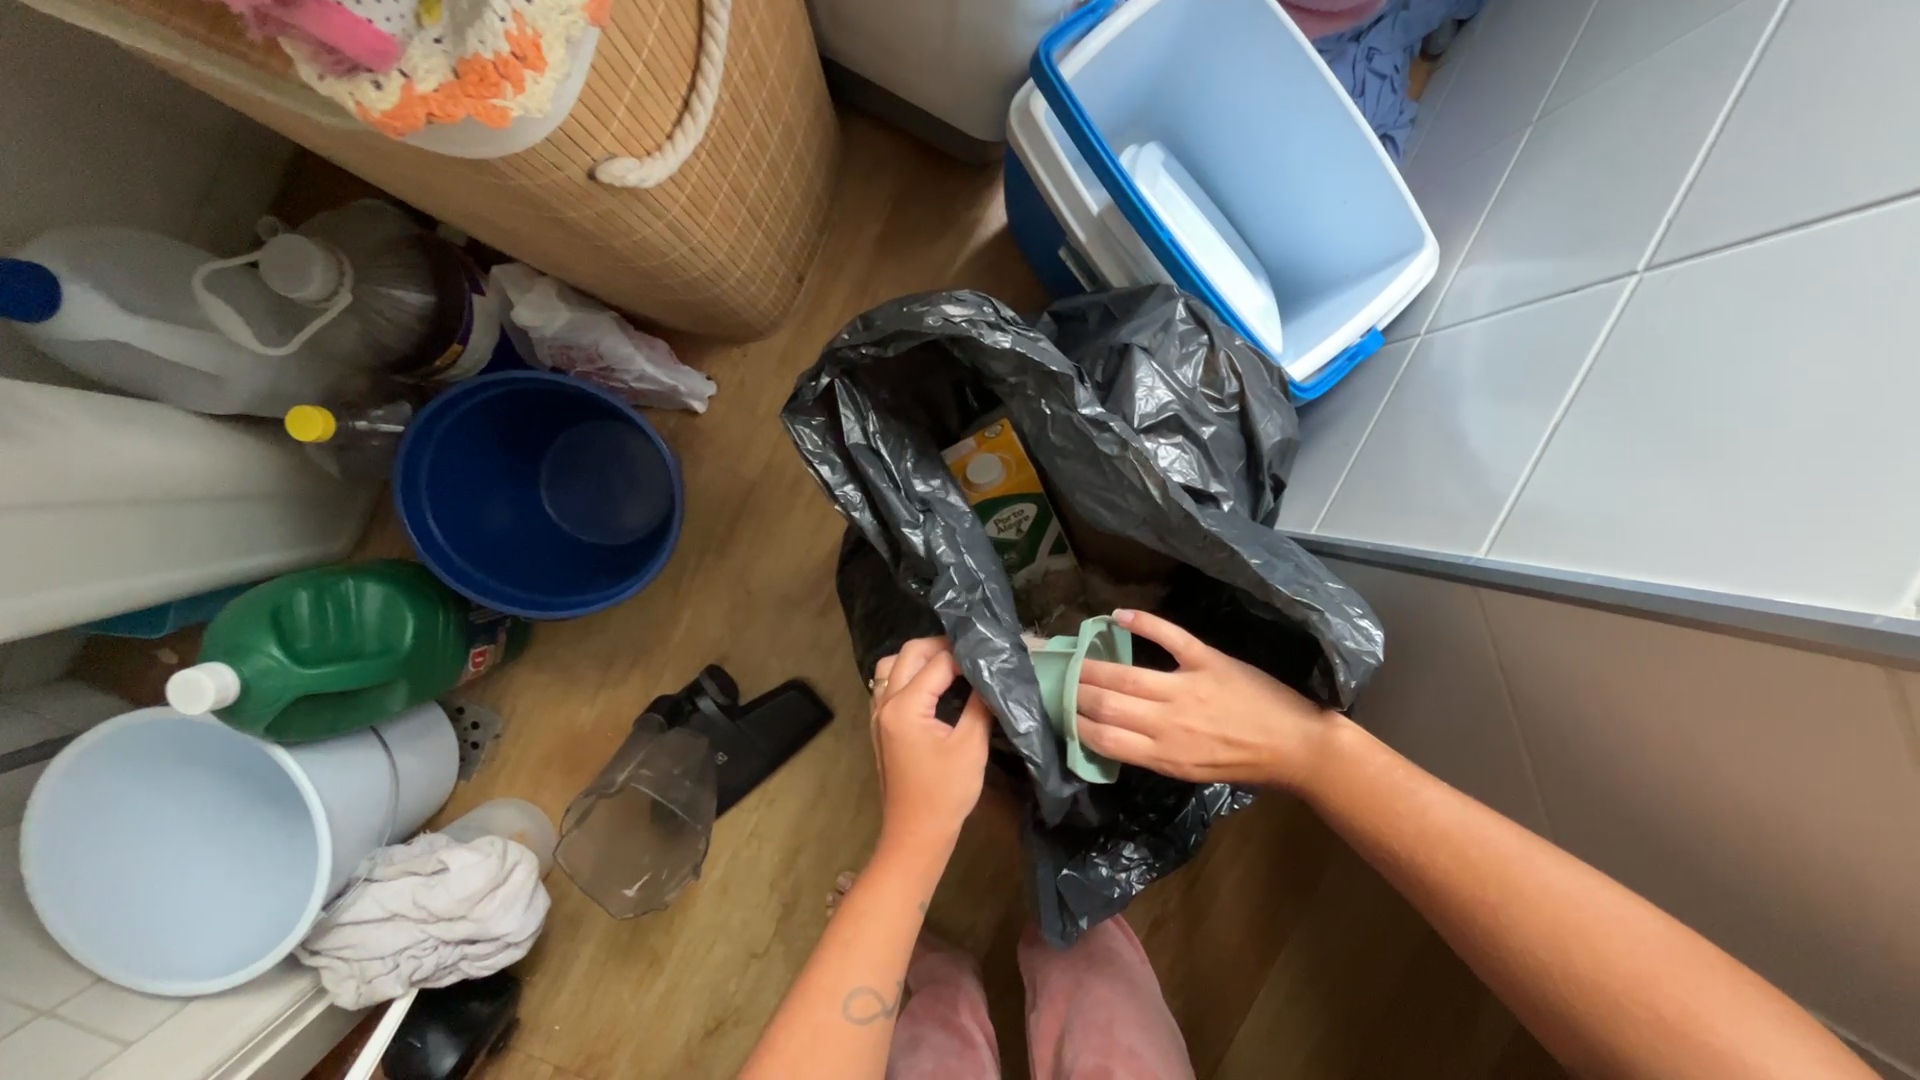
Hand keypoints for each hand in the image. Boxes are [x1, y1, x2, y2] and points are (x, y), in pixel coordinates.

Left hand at [868, 639, 991, 851]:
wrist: (916, 833)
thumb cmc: (945, 793)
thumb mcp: (971, 746)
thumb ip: (980, 704)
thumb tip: (991, 675)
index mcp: (905, 707)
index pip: (938, 662)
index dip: (966, 655)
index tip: (991, 654)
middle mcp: (885, 703)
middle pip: (909, 654)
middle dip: (940, 647)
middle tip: (972, 654)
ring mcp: (878, 715)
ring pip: (891, 666)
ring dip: (918, 658)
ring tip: (950, 665)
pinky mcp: (880, 726)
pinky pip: (887, 685)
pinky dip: (906, 676)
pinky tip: (930, 687)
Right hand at [1075, 609, 1344, 790]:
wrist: (1297, 746)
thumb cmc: (1244, 764)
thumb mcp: (1190, 774)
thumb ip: (1150, 754)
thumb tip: (1110, 734)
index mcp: (1164, 755)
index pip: (1102, 738)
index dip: (1074, 724)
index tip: (1060, 712)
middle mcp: (1168, 722)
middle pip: (1105, 704)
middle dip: (1074, 691)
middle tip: (1057, 679)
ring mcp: (1187, 688)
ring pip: (1124, 674)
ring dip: (1092, 664)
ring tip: (1073, 656)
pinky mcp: (1207, 661)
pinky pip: (1168, 637)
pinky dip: (1141, 622)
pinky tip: (1116, 616)